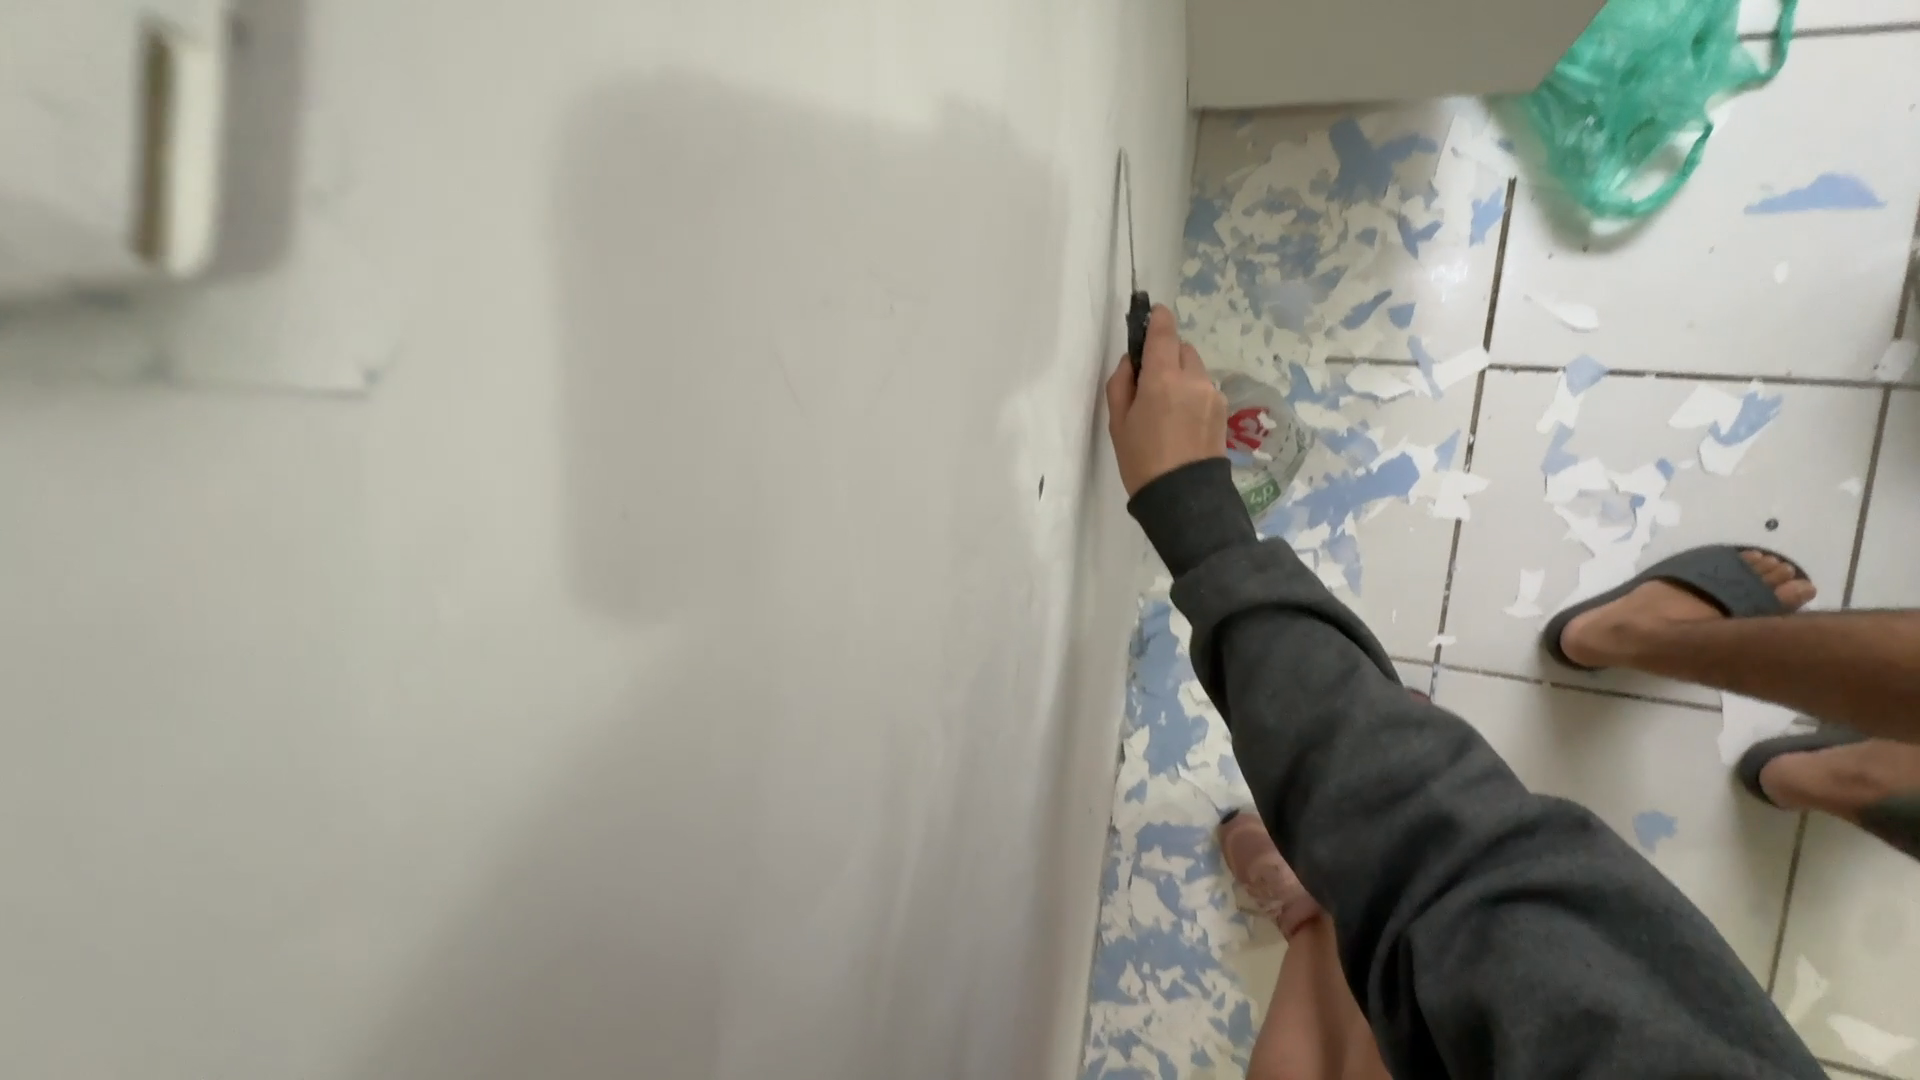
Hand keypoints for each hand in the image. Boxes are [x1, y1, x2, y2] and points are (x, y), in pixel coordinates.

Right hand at [1105, 305, 1226, 496]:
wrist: (1182, 497)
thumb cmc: (1141, 461)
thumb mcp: (1118, 422)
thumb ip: (1122, 383)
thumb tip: (1133, 362)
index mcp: (1163, 379)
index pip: (1164, 333)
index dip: (1158, 319)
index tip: (1153, 313)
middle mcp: (1193, 379)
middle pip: (1182, 349)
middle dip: (1167, 355)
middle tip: (1150, 381)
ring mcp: (1212, 394)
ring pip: (1195, 369)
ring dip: (1181, 376)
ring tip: (1166, 407)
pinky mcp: (1223, 410)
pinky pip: (1204, 389)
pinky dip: (1192, 394)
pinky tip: (1181, 421)